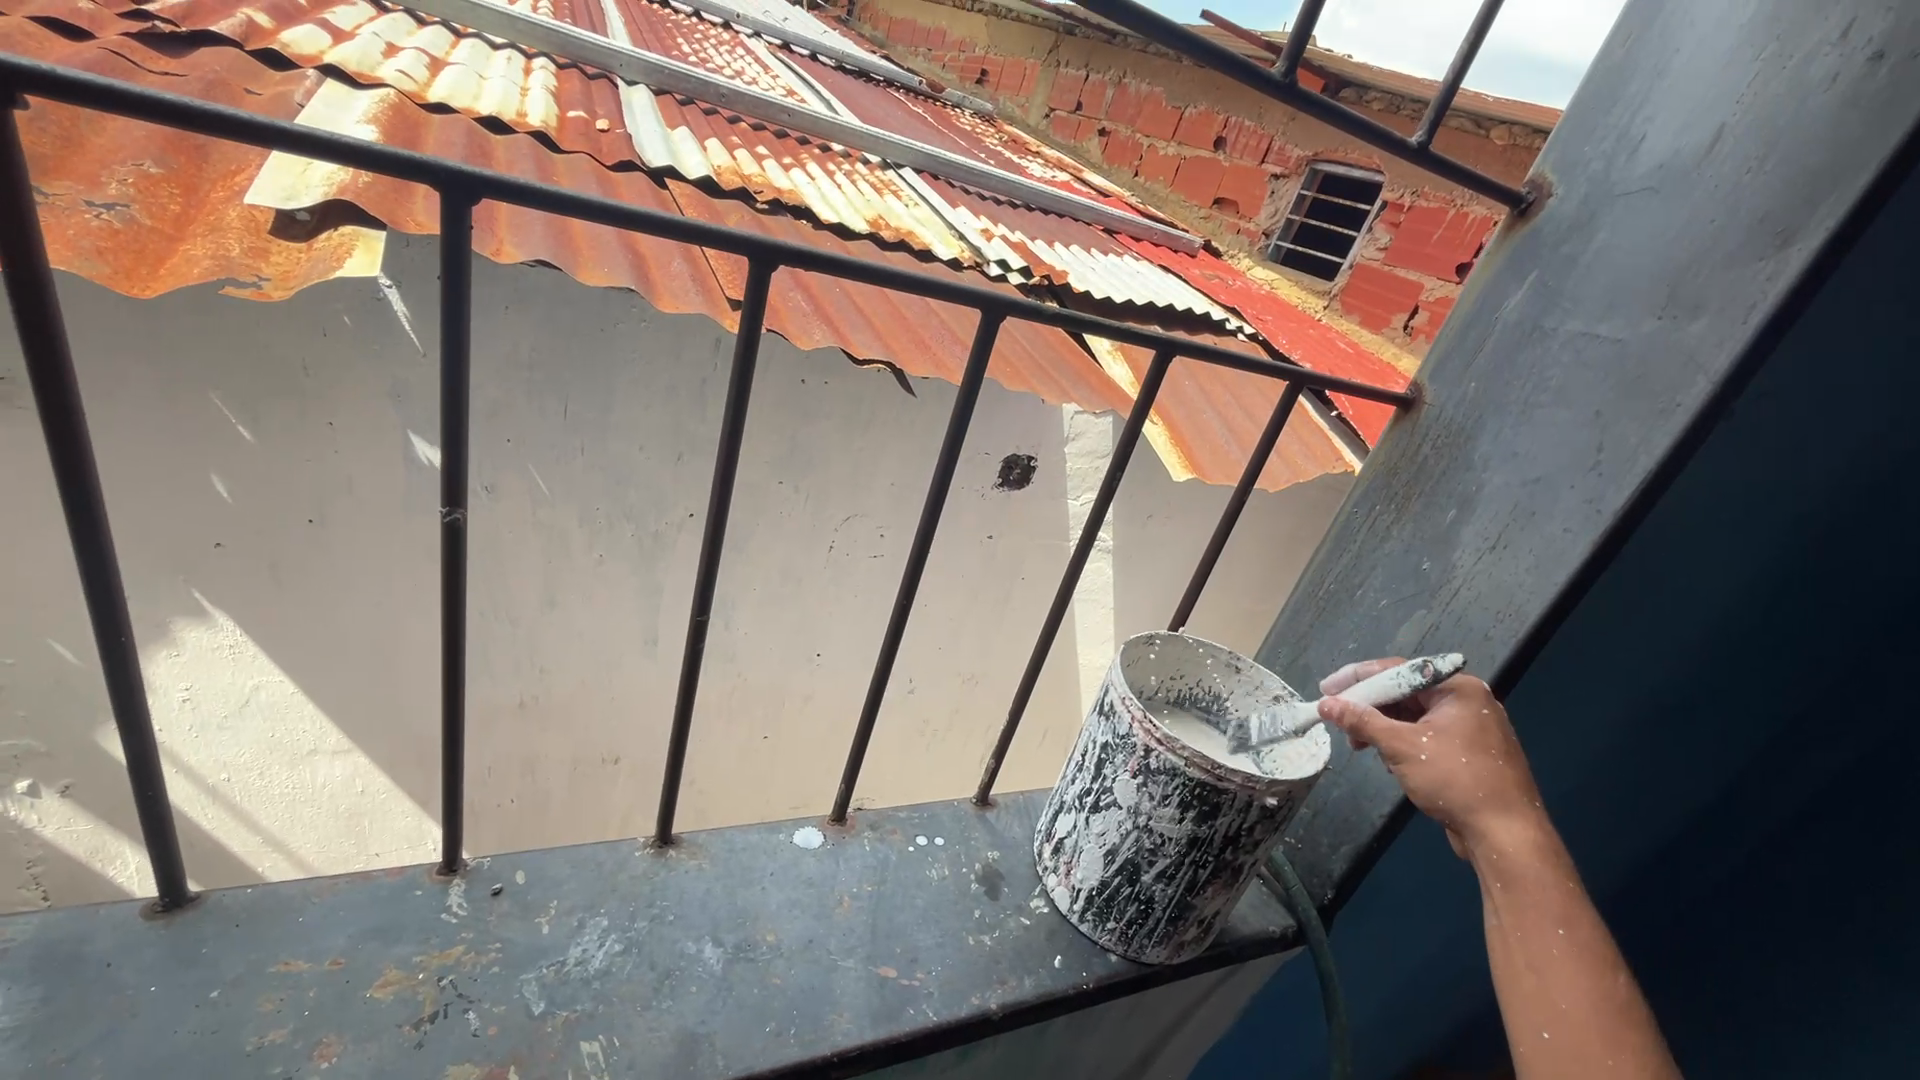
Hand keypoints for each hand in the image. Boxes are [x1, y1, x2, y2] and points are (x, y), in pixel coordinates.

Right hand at [1316, 658, 1546, 858]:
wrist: (1506, 834)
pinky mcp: (1468, 752)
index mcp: (1457, 689)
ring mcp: (1470, 727)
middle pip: (1404, 692)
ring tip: (1358, 746)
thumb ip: (1361, 721)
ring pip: (1413, 715)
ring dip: (1381, 727)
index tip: (1326, 690)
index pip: (1397, 670)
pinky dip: (1401, 741)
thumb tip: (1326, 704)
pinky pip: (1425, 734)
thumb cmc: (1455, 780)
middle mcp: (1466, 701)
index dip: (1357, 679)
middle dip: (1368, 707)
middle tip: (1338, 720)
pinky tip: (1386, 759)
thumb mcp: (1401, 747)